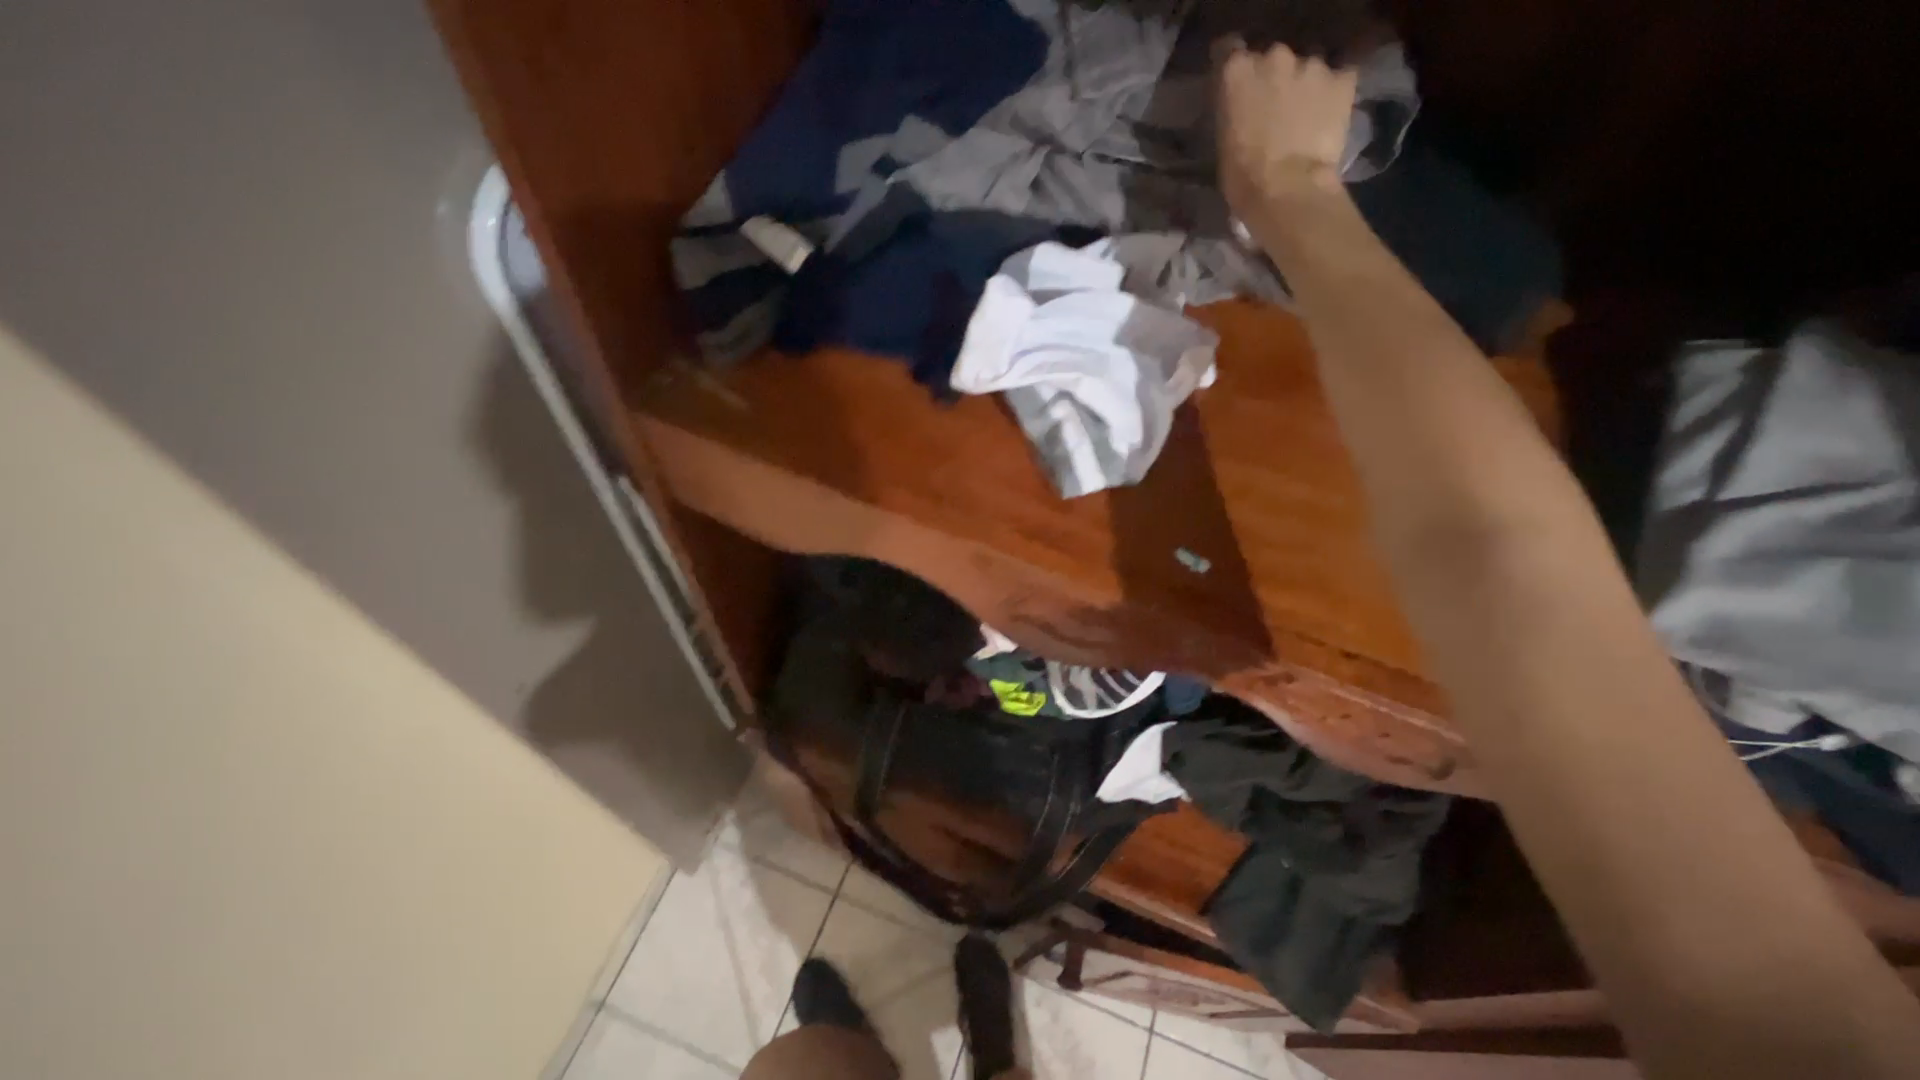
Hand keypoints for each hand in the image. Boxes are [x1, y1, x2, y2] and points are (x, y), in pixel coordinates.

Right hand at [1215, 41, 1357, 222]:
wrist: (1286, 191)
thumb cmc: (1242, 176)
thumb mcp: (1223, 138)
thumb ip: (1234, 110)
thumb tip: (1245, 107)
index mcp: (1237, 70)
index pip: (1232, 53)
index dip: (1239, 74)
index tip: (1241, 90)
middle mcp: (1274, 57)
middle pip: (1274, 59)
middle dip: (1275, 79)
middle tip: (1276, 109)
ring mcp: (1312, 66)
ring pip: (1309, 69)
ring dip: (1306, 87)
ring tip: (1306, 117)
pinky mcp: (1342, 80)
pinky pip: (1340, 79)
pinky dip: (1335, 94)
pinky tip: (1329, 117)